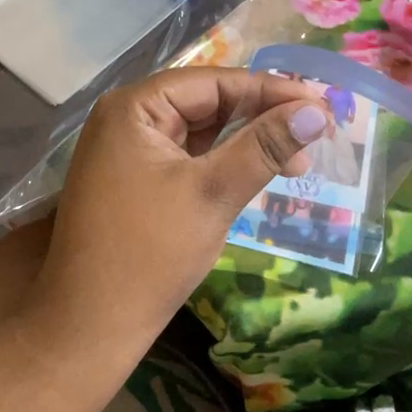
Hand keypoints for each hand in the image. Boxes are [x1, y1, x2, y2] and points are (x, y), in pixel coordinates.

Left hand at [24, 67, 327, 350]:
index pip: (215, 83)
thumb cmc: (149, 254)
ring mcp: (129, 150)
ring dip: (249, 142)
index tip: (323, 105)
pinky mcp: (136, 180)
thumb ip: (265, 145)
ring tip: (298, 160)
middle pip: (208, 102)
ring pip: (203, 131)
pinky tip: (260, 171)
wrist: (88, 329)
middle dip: (263, 117)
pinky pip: (190, 156)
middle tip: (317, 135)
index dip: (271, 91)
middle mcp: (127, 118)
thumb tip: (317, 109)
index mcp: (134, 107)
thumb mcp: (214, 192)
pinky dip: (225, 162)